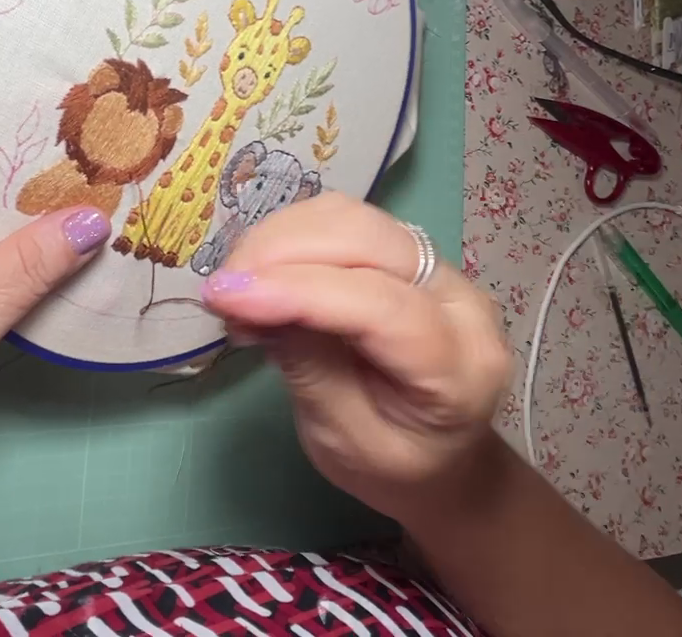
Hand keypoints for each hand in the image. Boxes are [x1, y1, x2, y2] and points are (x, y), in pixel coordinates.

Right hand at [199, 194, 512, 529]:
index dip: (295, 291)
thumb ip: (306, 369)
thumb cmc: (392, 466)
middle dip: (280, 250)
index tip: (223, 296)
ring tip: (238, 281)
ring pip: (349, 216)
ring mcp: (436, 264)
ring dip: (279, 236)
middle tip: (223, 289)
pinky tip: (261, 268)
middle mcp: (459, 298)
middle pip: (366, 238)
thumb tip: (250, 302)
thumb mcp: (343, 440)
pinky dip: (290, 232)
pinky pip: (342, 218)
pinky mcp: (405, 250)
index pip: (379, 305)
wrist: (439, 461)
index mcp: (459, 365)